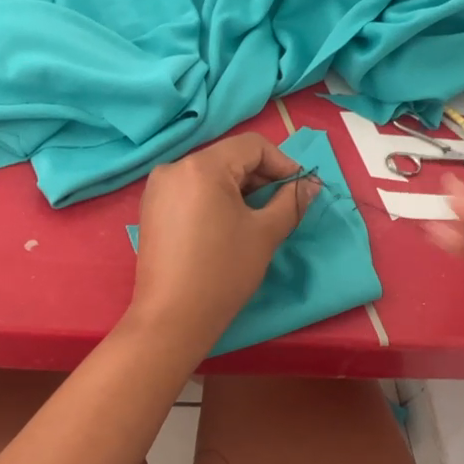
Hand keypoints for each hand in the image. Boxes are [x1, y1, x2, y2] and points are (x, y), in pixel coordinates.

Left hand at [129, 133, 320, 352]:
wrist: (172, 317)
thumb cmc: (223, 272)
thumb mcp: (265, 234)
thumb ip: (291, 202)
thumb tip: (311, 184)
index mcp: (201, 166)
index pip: (252, 146)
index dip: (283, 163)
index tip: (301, 189)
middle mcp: (174, 168)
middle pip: (228, 158)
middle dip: (260, 178)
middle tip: (283, 206)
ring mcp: (158, 190)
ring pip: (209, 176)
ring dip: (239, 190)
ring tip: (258, 219)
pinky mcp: (152, 211)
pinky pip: (191, 192)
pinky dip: (214, 200)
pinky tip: (228, 227)